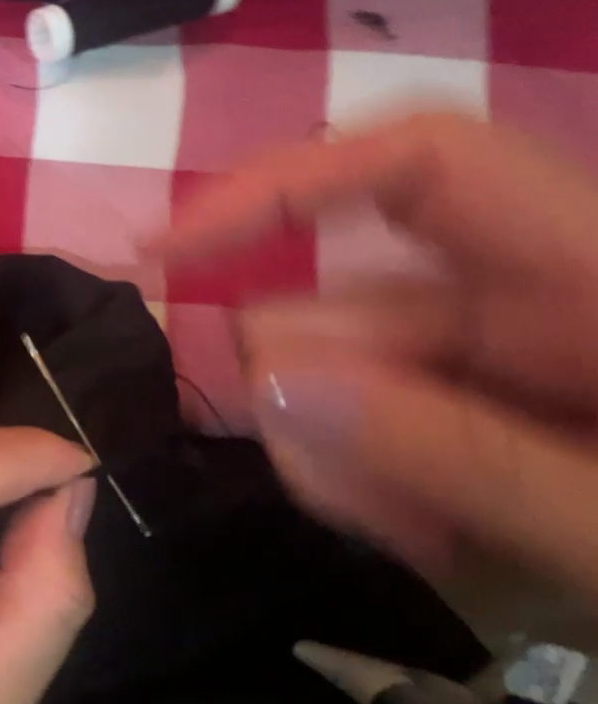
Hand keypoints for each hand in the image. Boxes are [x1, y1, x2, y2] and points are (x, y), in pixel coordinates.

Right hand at [150, 113, 597, 599]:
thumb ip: (476, 460)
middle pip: (337, 300)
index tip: (165, 252)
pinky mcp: (478, 400)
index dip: (279, 187)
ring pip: (327, 369)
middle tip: (362, 511)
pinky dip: (361, 472)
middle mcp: (536, 291)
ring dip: (335, 456)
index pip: (418, 166)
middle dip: (311, 401)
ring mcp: (501, 351)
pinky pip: (360, 414)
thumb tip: (270, 386)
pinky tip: (414, 531)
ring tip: (407, 538)